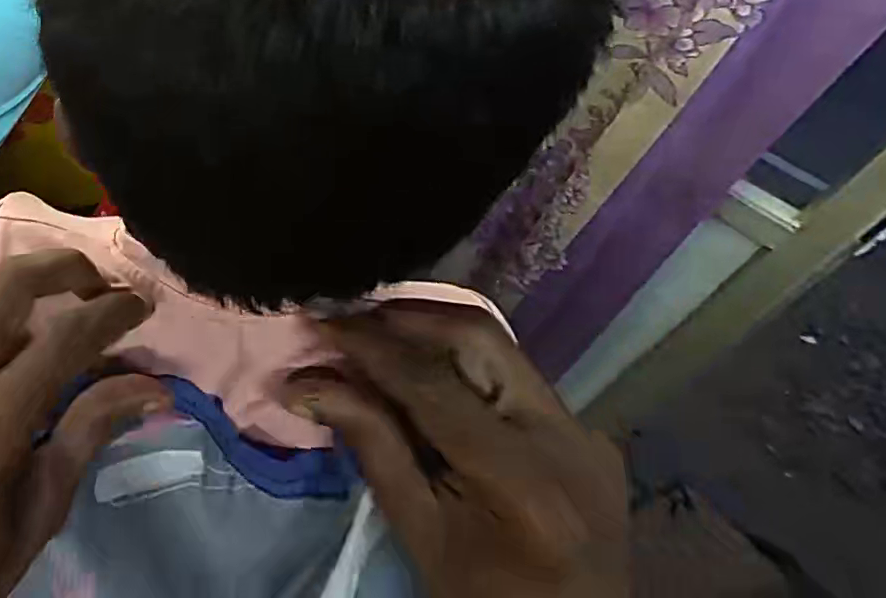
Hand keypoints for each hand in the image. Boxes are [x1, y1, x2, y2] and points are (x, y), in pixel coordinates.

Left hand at [0, 250, 168, 597]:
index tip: (142, 303)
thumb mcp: (43, 506)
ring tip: (70, 326)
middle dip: (65, 266)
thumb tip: (153, 386)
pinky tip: (13, 377)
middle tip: (102, 284)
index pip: (64, 338)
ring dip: (34, 305)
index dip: (112, 311)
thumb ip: (92, 429)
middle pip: (11, 282)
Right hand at [288, 302, 627, 597]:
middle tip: (349, 319)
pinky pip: (508, 370)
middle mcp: (565, 439)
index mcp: (521, 479)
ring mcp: (582, 431)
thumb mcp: (416, 528)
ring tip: (374, 333)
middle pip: (476, 337)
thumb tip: (303, 382)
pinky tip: (419, 364)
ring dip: (428, 329)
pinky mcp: (582, 430)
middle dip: (403, 317)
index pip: (430, 381)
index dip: (368, 343)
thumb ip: (368, 441)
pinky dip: (456, 355)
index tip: (318, 319)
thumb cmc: (482, 597)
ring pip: (495, 344)